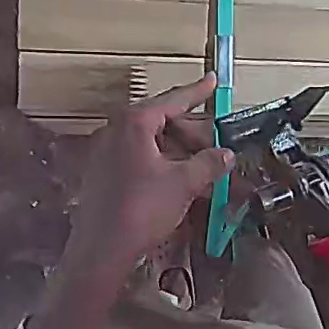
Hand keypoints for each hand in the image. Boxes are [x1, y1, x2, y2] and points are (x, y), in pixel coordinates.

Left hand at [28, 75, 234, 328]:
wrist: (102, 248)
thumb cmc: (142, 209)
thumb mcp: (184, 184)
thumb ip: (209, 163)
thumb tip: (226, 155)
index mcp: (134, 123)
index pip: (172, 100)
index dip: (197, 91)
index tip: (213, 81)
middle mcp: (116, 130)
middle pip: (161, 120)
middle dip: (192, 132)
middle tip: (215, 146)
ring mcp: (105, 151)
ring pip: (150, 141)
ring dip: (178, 150)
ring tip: (202, 168)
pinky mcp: (102, 172)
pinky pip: (138, 157)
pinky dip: (161, 162)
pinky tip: (177, 180)